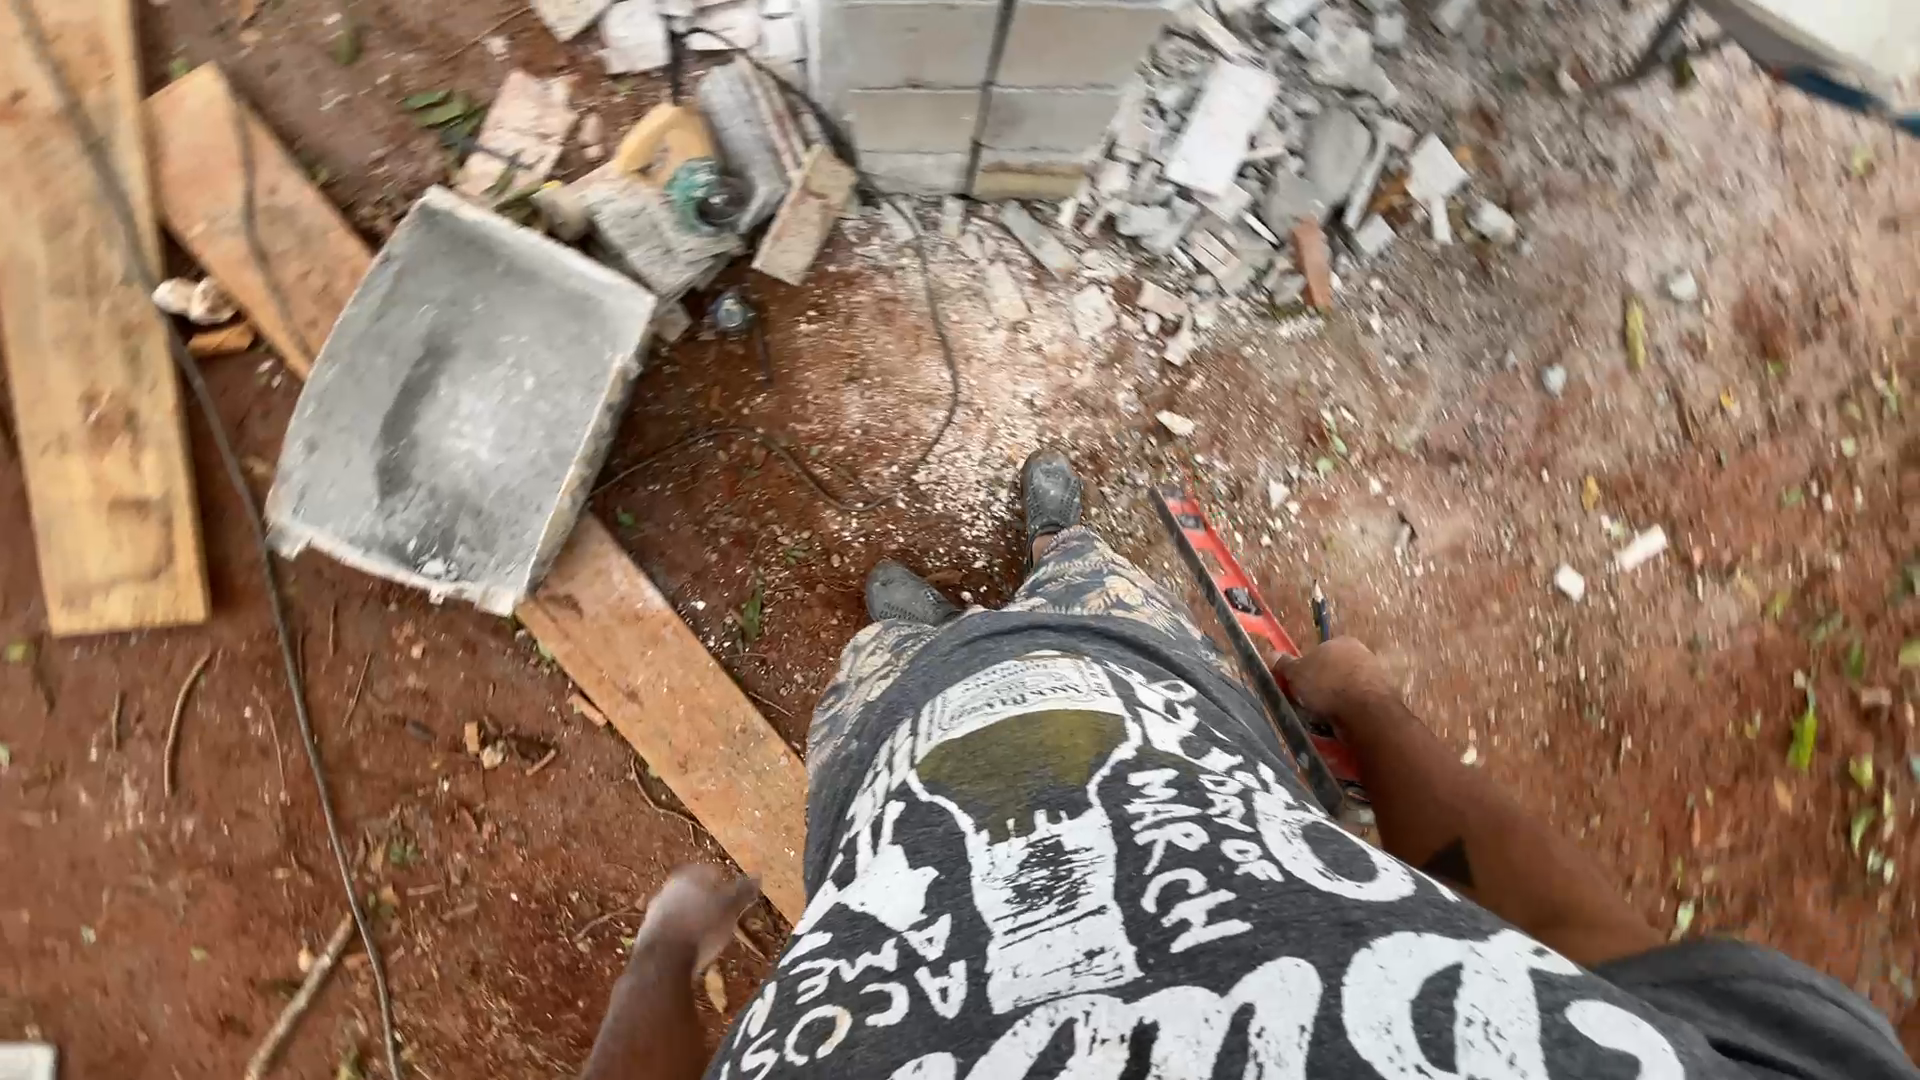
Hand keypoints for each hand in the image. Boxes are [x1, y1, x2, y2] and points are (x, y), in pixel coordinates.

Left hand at [634, 865, 759, 971]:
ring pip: (680, 910)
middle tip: (723, 916)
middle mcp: (668, 889)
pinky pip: (670, 930)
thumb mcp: (730, 908)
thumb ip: (743, 891)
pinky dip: (681, 935)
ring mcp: (654, 912)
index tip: (735, 900)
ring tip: (708, 936)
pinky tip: (691, 949)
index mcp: (689, 875)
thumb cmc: (702, 927)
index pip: (711, 872)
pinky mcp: (647, 936)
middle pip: (694, 890)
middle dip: (708, 901)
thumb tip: (758, 875)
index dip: (725, 885)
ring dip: (693, 919)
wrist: (663, 963)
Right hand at [1273, 636, 1395, 721]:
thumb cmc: (1327, 685)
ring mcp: (1376, 676)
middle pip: (1333, 669)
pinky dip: (1348, 711)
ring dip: (1335, 699)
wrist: (1366, 713)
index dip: (1306, 668)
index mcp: (1341, 641)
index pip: (1319, 652)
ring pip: (1346, 688)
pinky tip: (1339, 721)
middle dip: (1321, 684)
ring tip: (1321, 715)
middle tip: (1308, 700)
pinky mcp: (1383, 698)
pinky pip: (1357, 703)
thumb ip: (1284, 664)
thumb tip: (1271, 654)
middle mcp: (1362, 654)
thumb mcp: (1295, 673)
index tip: (1298, 684)